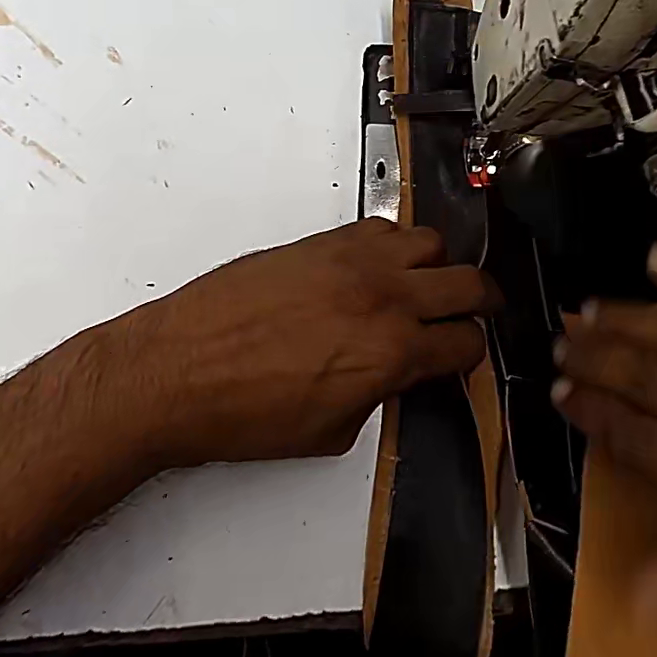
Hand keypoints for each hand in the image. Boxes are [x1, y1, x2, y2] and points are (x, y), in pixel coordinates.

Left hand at [107, 218, 495, 470]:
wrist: (174, 371)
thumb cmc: (240, 409)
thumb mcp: (330, 429)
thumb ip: (381, 393)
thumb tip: (396, 373)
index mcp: (389, 352)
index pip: (465, 342)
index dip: (471, 352)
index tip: (464, 352)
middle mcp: (381, 297)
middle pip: (468, 283)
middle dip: (482, 300)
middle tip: (476, 309)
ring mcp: (354, 261)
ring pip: (431, 241)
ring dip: (438, 265)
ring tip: (424, 283)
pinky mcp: (323, 241)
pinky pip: (383, 226)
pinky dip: (394, 244)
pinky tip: (378, 267)